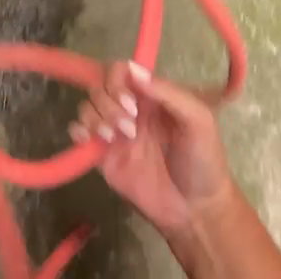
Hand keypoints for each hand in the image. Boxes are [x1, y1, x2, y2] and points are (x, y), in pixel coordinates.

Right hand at [70, 61, 233, 237]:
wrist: (196, 212)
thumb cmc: (203, 161)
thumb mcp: (198, 120)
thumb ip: (169, 92)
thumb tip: (132, 68)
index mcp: (151, 96)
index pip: (121, 70)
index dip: (118, 80)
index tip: (131, 102)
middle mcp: (129, 109)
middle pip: (100, 86)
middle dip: (108, 102)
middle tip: (130, 128)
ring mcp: (115, 132)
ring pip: (87, 106)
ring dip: (95, 117)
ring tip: (115, 138)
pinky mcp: (103, 156)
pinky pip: (78, 132)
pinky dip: (77, 130)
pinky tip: (89, 140)